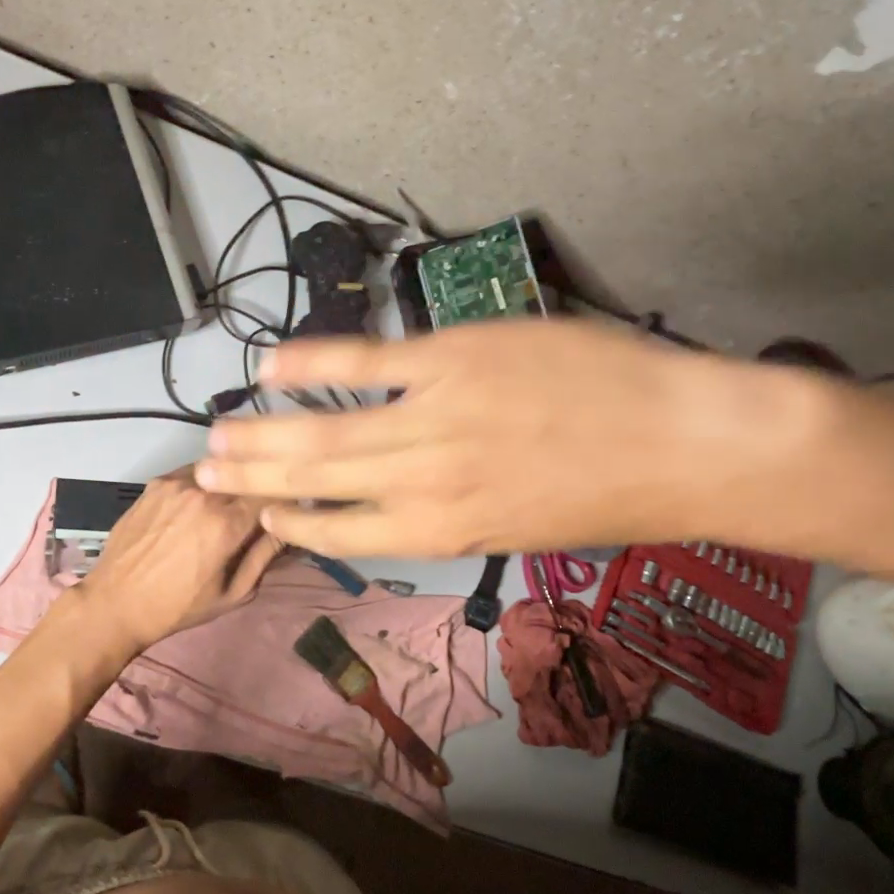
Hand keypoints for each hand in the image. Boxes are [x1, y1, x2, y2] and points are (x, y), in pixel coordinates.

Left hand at [74, 470, 284, 650]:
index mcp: (227, 524)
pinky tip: (196, 507)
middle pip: (247, 477)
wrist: (116, 602)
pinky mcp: (157, 482)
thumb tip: (289, 527)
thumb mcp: (232, 593)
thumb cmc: (178, 606)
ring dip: (229, 484)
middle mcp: (204, 494)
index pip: (273, 492)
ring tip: (224, 509)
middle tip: (254, 513)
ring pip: (220, 471)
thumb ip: (265, 557)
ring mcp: (177, 483)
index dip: (283, 500)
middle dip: (256, 491)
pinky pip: (193, 473)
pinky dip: (204, 484)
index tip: (285, 511)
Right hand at [193, 319, 818, 557]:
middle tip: (209, 473)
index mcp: (443, 530)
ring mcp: (432, 417)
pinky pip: (367, 361)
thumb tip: (406, 497)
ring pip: (326, 429)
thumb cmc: (612, 494)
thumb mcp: (524, 527)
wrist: (684, 440)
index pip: (345, 534)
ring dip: (266, 433)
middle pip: (318, 481)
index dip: (297, 523)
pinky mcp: (451, 359)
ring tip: (220, 434)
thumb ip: (455, 513)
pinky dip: (314, 362)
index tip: (263, 513)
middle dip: (257, 479)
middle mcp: (422, 482)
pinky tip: (272, 367)